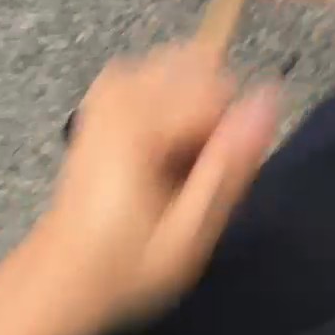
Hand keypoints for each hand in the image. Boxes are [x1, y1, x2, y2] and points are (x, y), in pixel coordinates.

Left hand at [39, 42, 277, 329]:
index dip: (229, 134)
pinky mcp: (108, 86)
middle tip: (192, 171)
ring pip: (187, 64)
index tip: (213, 176)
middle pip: (204, 68)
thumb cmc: (129, 260)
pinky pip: (165, 68)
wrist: (64, 270)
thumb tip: (270, 97)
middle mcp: (123, 87)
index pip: (220, 89)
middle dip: (212, 114)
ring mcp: (112, 82)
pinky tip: (162, 141)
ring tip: (176, 159)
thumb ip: (230, 163)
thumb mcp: (189, 232)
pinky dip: (175, 98)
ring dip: (195, 104)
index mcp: (139, 121)